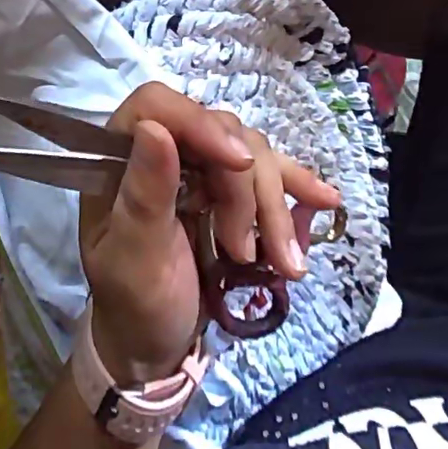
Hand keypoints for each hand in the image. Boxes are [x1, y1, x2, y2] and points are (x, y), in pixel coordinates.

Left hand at [78, 82, 340, 384]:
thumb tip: (154, 127)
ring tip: (284, 263)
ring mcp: (201, 166)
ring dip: (273, 205)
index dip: (201, 124)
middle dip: (244, 190)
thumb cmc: (134, 303)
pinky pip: (270, 172)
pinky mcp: (231, 188)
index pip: (159, 106)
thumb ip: (143, 194)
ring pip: (251, 153)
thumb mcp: (132, 258)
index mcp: (122, 154)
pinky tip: (325, 200)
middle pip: (219, 132)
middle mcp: (164, 148)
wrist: (154, 343)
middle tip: (245, 250)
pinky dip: (297, 187)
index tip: (239, 164)